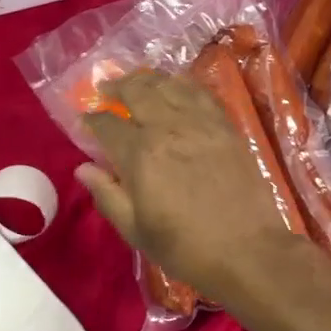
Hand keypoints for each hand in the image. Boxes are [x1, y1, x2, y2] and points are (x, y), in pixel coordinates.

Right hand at [74, 70, 295, 300]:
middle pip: (137, 91)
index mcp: (141, 155)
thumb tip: (83, 168)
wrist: (247, 251)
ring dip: (148, 79)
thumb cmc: (186, 247)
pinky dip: (183, 85)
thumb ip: (107, 195)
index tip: (85, 120)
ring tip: (138, 82)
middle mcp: (168, 128)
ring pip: (169, 85)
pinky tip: (177, 88)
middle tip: (107, 87)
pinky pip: (200, 93)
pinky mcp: (226, 126)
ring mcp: (201, 123)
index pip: (108, 124)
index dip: (92, 120)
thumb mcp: (136, 230)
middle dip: (117, 86)